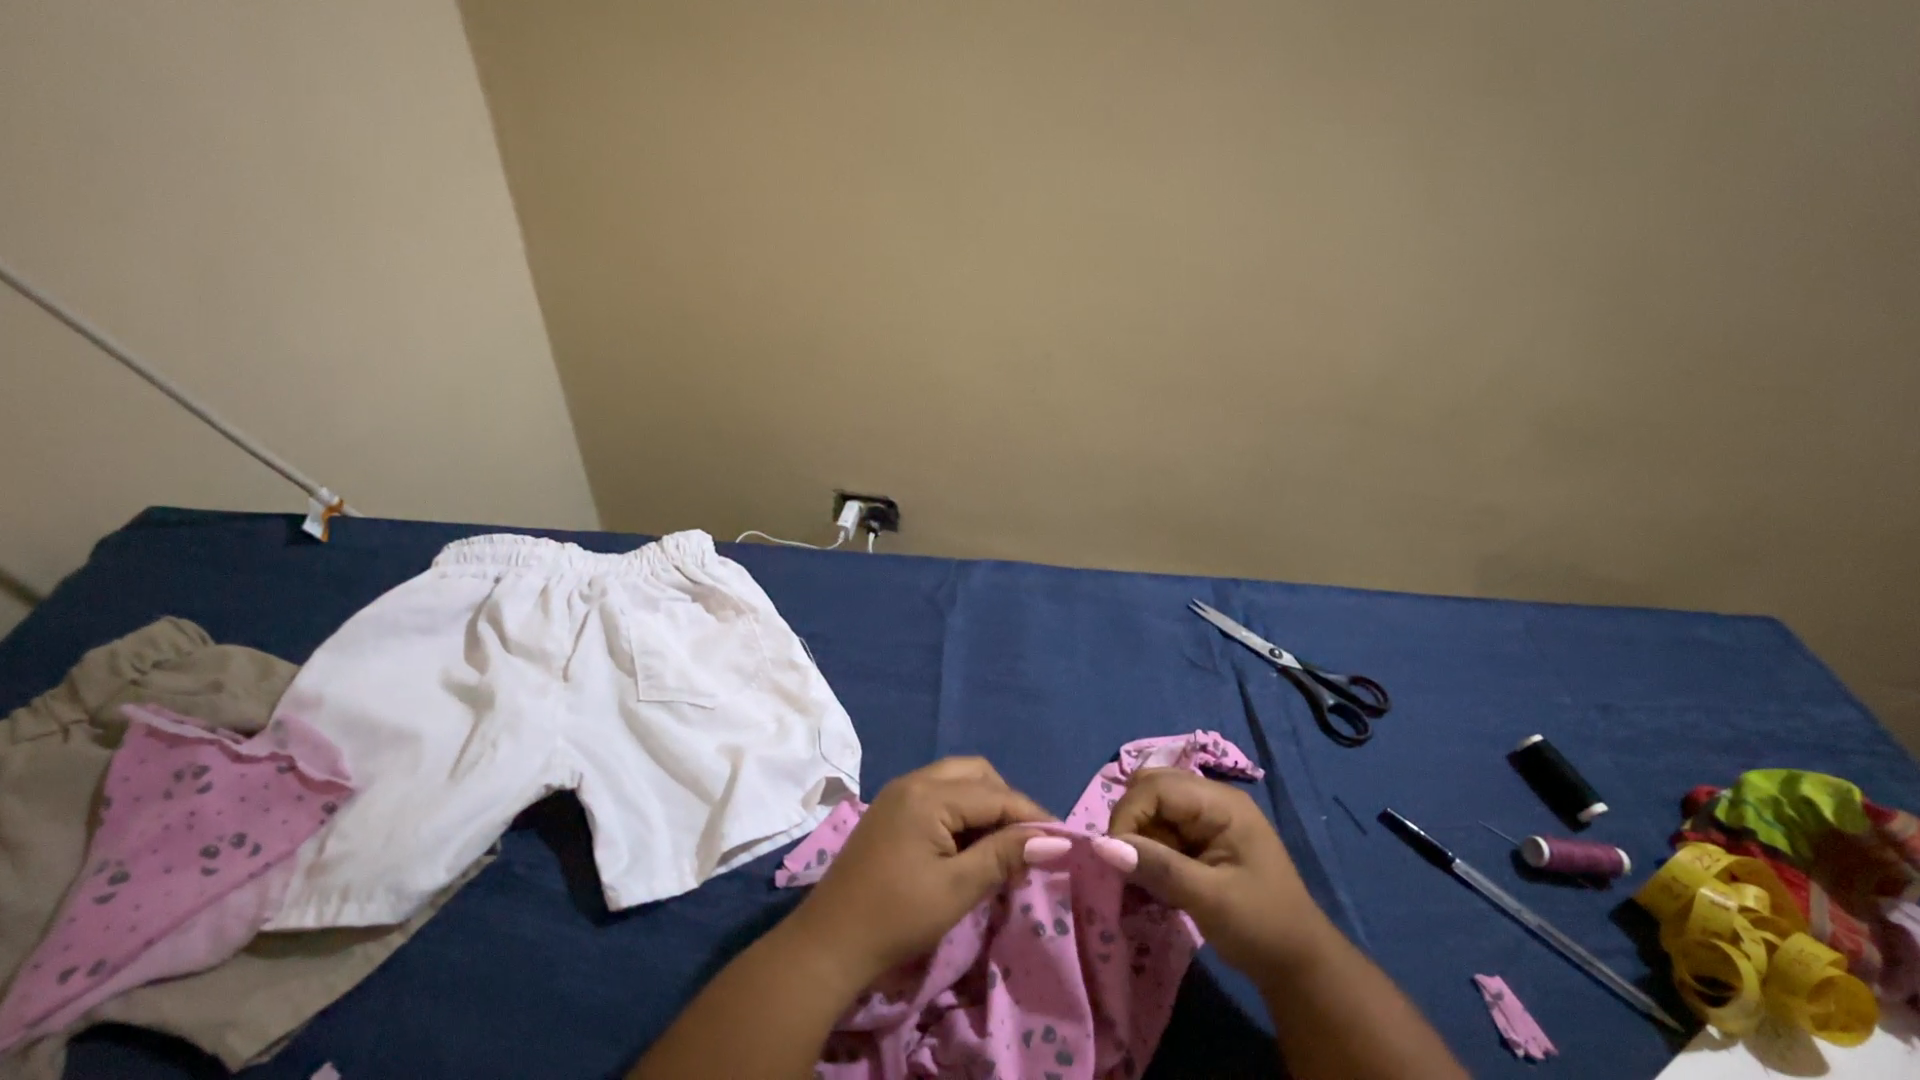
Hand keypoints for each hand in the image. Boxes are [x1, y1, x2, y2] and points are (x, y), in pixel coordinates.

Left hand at [788, 757, 1055, 983]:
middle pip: (976, 775)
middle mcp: (913, 782)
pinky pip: (938, 797)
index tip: (1063, 843)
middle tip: (1027, 844)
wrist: (829, 944)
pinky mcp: (890, 814)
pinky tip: (971, 848)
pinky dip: (962, 813)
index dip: (1033, 817)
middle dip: (1007, 803)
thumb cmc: (897, 916)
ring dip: (985, 807)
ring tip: (1003, 848)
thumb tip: (1057, 840)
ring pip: (957, 783)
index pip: (996, 795)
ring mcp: (897, 796)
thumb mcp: (958, 888)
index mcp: (928, 794)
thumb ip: (1006, 855)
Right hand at [1104, 768, 1334, 979]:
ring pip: (1152, 809)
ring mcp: (1207, 820)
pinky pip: (1161, 830)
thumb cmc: (1260, 926)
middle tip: (1126, 862)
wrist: (1297, 963)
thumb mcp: (1208, 898)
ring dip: (1138, 837)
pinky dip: (1147, 850)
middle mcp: (1212, 801)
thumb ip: (1156, 867)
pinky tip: (1151, 878)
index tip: (1115, 856)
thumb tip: (1101, 846)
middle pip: (1152, 787)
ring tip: (1139, 873)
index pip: (1157, 787)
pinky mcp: (1200, 841)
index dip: (1128, 814)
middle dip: (1131, 821)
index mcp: (1222, 804)